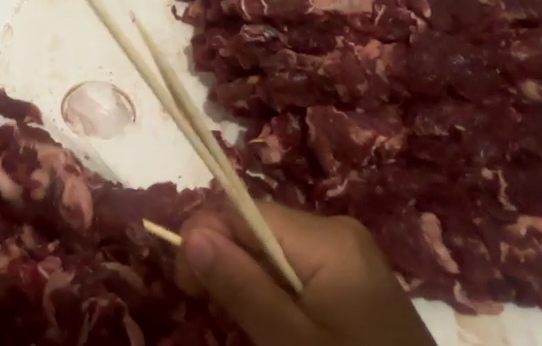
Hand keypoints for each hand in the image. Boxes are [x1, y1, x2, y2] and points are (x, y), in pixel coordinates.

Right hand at [175, 200, 434, 345]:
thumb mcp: (292, 343)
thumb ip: (241, 285)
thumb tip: (190, 235)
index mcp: (326, 237)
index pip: (241, 209)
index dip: (202, 237)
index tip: (186, 287)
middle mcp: (337, 230)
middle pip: (256, 225)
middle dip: (224, 258)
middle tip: (212, 310)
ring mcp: (350, 253)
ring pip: (272, 246)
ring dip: (246, 276)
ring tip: (244, 322)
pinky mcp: (355, 278)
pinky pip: (296, 265)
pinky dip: (273, 288)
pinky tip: (275, 322)